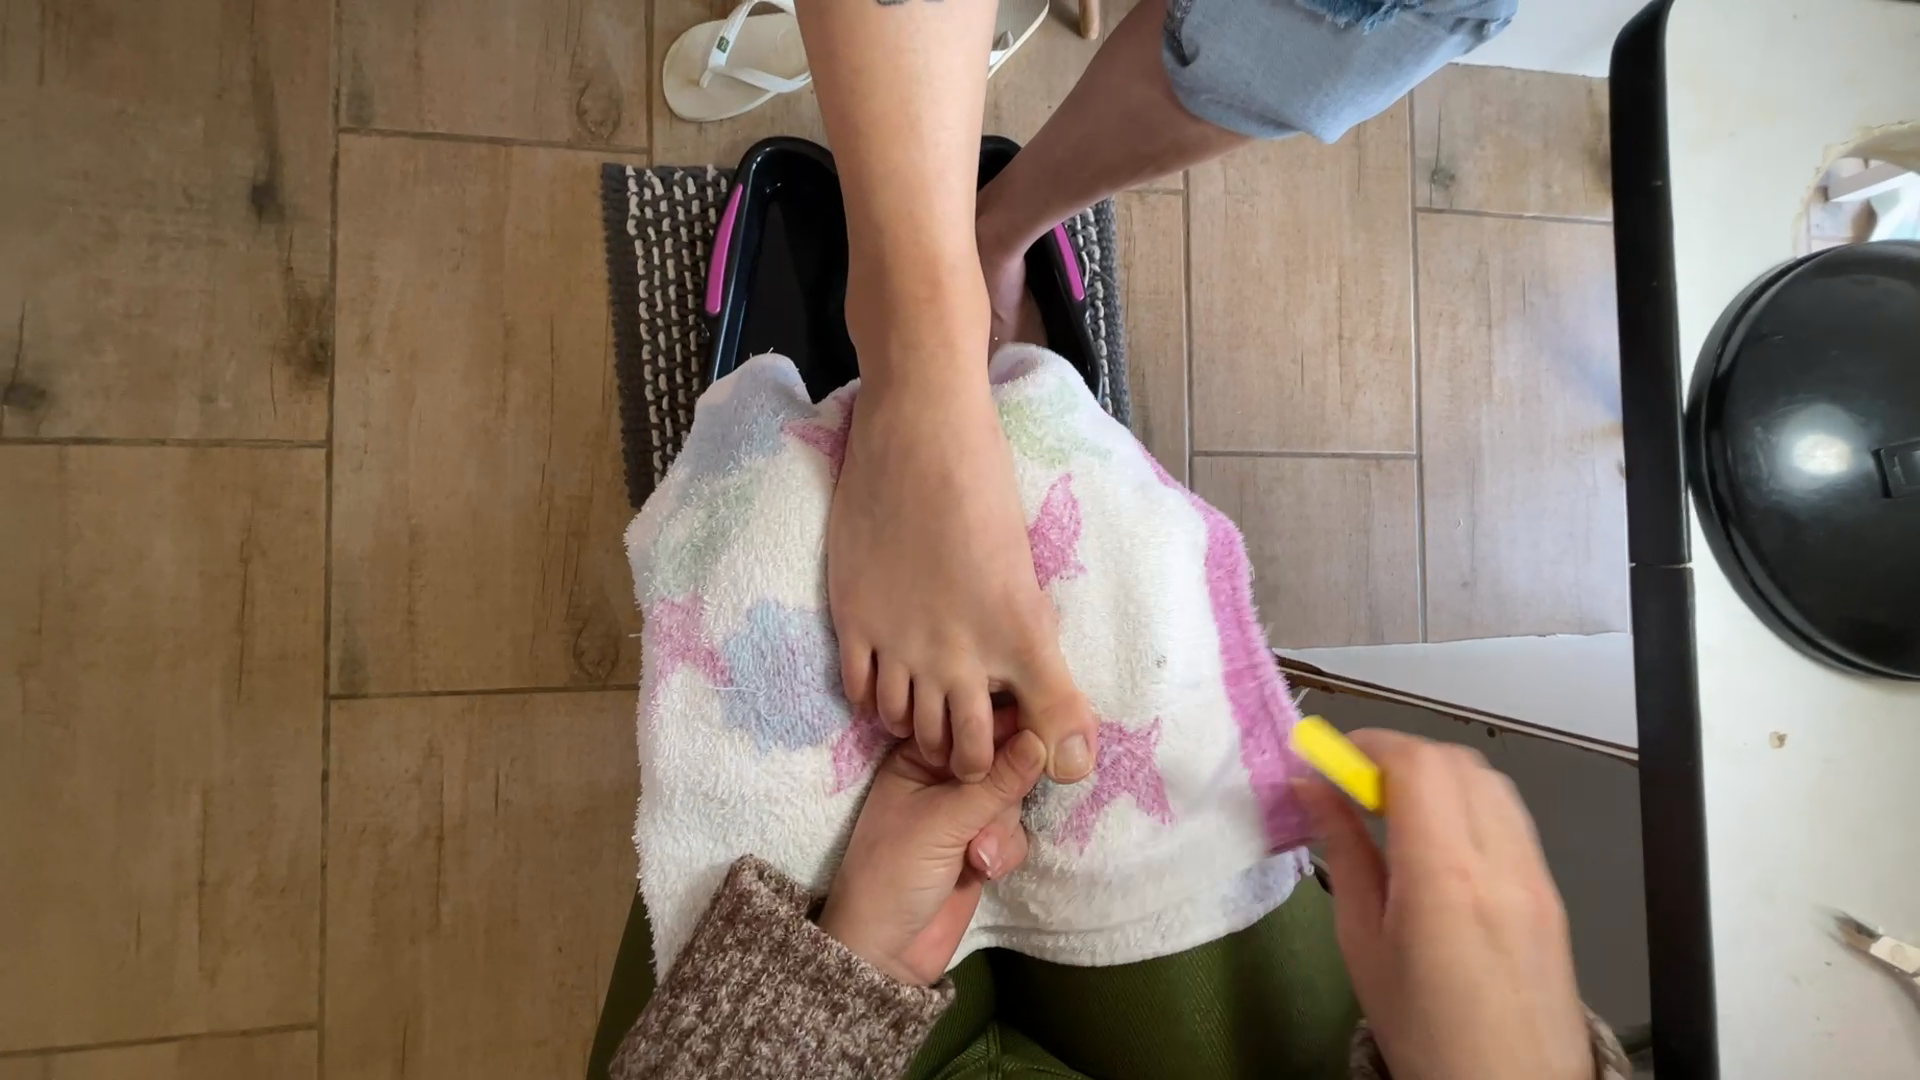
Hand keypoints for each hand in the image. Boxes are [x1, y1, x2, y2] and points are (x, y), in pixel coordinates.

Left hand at [819, 718, 1046, 985]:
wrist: (885, 954)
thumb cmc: (896, 871)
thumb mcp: (944, 821)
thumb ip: (996, 781)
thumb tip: (1039, 740)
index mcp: (919, 756)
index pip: (971, 726)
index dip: (1006, 728)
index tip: (1040, 733)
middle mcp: (943, 778)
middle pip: (1001, 760)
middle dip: (1005, 792)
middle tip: (997, 814)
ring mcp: (964, 814)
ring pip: (1011, 799)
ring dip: (1001, 829)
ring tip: (979, 855)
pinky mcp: (981, 846)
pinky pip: (1014, 832)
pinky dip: (1005, 850)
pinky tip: (983, 871)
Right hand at [829, 315, 1095, 785]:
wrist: (920, 434)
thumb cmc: (984, 484)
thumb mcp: (1024, 560)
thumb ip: (1028, 627)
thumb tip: (1026, 673)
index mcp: (1021, 633)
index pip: (1053, 724)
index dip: (1053, 749)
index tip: (1037, 739)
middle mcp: (961, 654)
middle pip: (965, 747)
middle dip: (972, 754)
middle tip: (971, 730)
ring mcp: (902, 643)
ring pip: (910, 729)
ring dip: (923, 731)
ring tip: (929, 711)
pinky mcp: (856, 622)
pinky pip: (862, 695)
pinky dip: (878, 704)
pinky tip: (888, 688)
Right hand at [1298, 731, 1591, 1079]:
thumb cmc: (1419, 1025)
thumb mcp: (1360, 936)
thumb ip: (1342, 848)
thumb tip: (1310, 786)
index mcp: (1445, 879)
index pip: (1417, 765)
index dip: (1367, 743)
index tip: (1327, 760)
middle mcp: (1500, 865)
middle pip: (1453, 760)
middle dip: (1395, 752)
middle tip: (1354, 781)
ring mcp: (1535, 876)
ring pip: (1486, 778)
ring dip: (1433, 771)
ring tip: (1392, 804)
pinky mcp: (1550, 890)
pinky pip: (1507, 813)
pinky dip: (1464, 797)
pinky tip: (1434, 833)